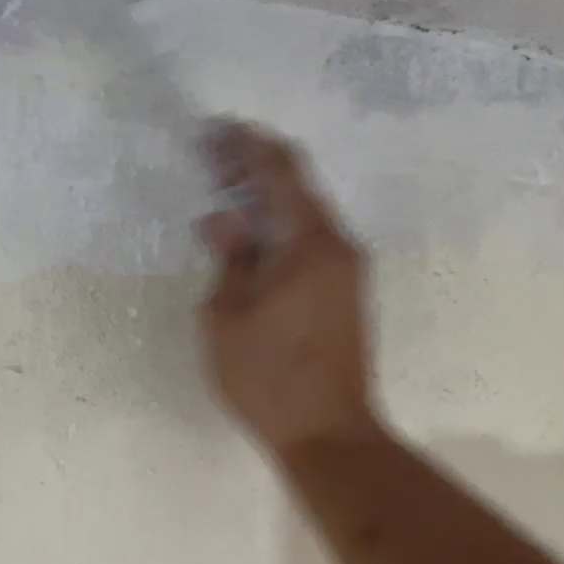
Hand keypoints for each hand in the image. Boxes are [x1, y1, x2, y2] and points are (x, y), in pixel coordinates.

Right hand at [195, 121, 377, 454]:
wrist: (328, 432)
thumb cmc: (269, 376)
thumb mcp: (228, 317)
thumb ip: (229, 260)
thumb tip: (223, 219)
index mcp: (310, 242)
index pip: (282, 171)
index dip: (248, 145)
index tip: (217, 131)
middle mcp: (339, 246)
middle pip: (300, 189)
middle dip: (258, 169)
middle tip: (216, 160)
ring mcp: (348, 272)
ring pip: (307, 219)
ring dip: (270, 203)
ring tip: (229, 199)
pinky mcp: (347, 297)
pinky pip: (312, 246)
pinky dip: (282, 233)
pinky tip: (255, 242)